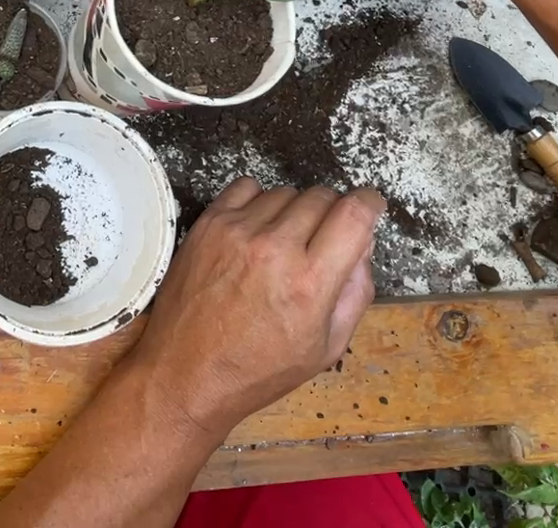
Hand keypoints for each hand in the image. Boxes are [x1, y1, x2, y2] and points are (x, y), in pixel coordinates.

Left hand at [123, 179, 385, 438]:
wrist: (186, 371)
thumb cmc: (259, 369)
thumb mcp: (326, 347)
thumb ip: (356, 290)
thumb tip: (364, 241)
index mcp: (310, 283)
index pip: (354, 214)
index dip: (370, 203)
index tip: (370, 206)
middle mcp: (274, 247)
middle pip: (322, 197)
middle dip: (333, 213)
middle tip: (322, 241)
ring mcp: (237, 230)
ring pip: (285, 192)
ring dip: (293, 211)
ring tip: (283, 245)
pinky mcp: (208, 222)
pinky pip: (246, 186)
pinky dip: (258, 201)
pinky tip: (256, 229)